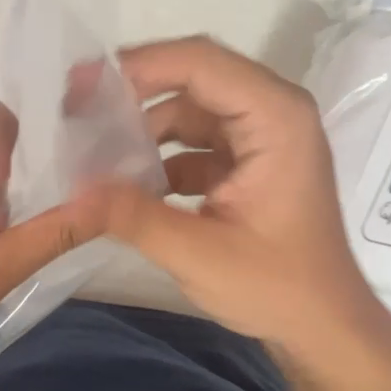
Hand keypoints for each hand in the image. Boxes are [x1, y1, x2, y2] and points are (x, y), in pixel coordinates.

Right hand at [97, 37, 389, 350]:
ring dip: (140, 134)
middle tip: (73, 119)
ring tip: (89, 157)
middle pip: (191, 84)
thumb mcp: (196, 253)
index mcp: (274, 120)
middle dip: (132, 99)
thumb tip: (73, 192)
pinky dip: (155, 163)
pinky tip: (120, 188)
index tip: (80, 90)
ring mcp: (258, 144)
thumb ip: (133, 217)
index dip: (137, 69)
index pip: (200, 66)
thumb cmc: (273, 286)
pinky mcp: (245, 171)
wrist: (317, 324)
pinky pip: (190, 150)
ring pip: (187, 117)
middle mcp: (270, 117)